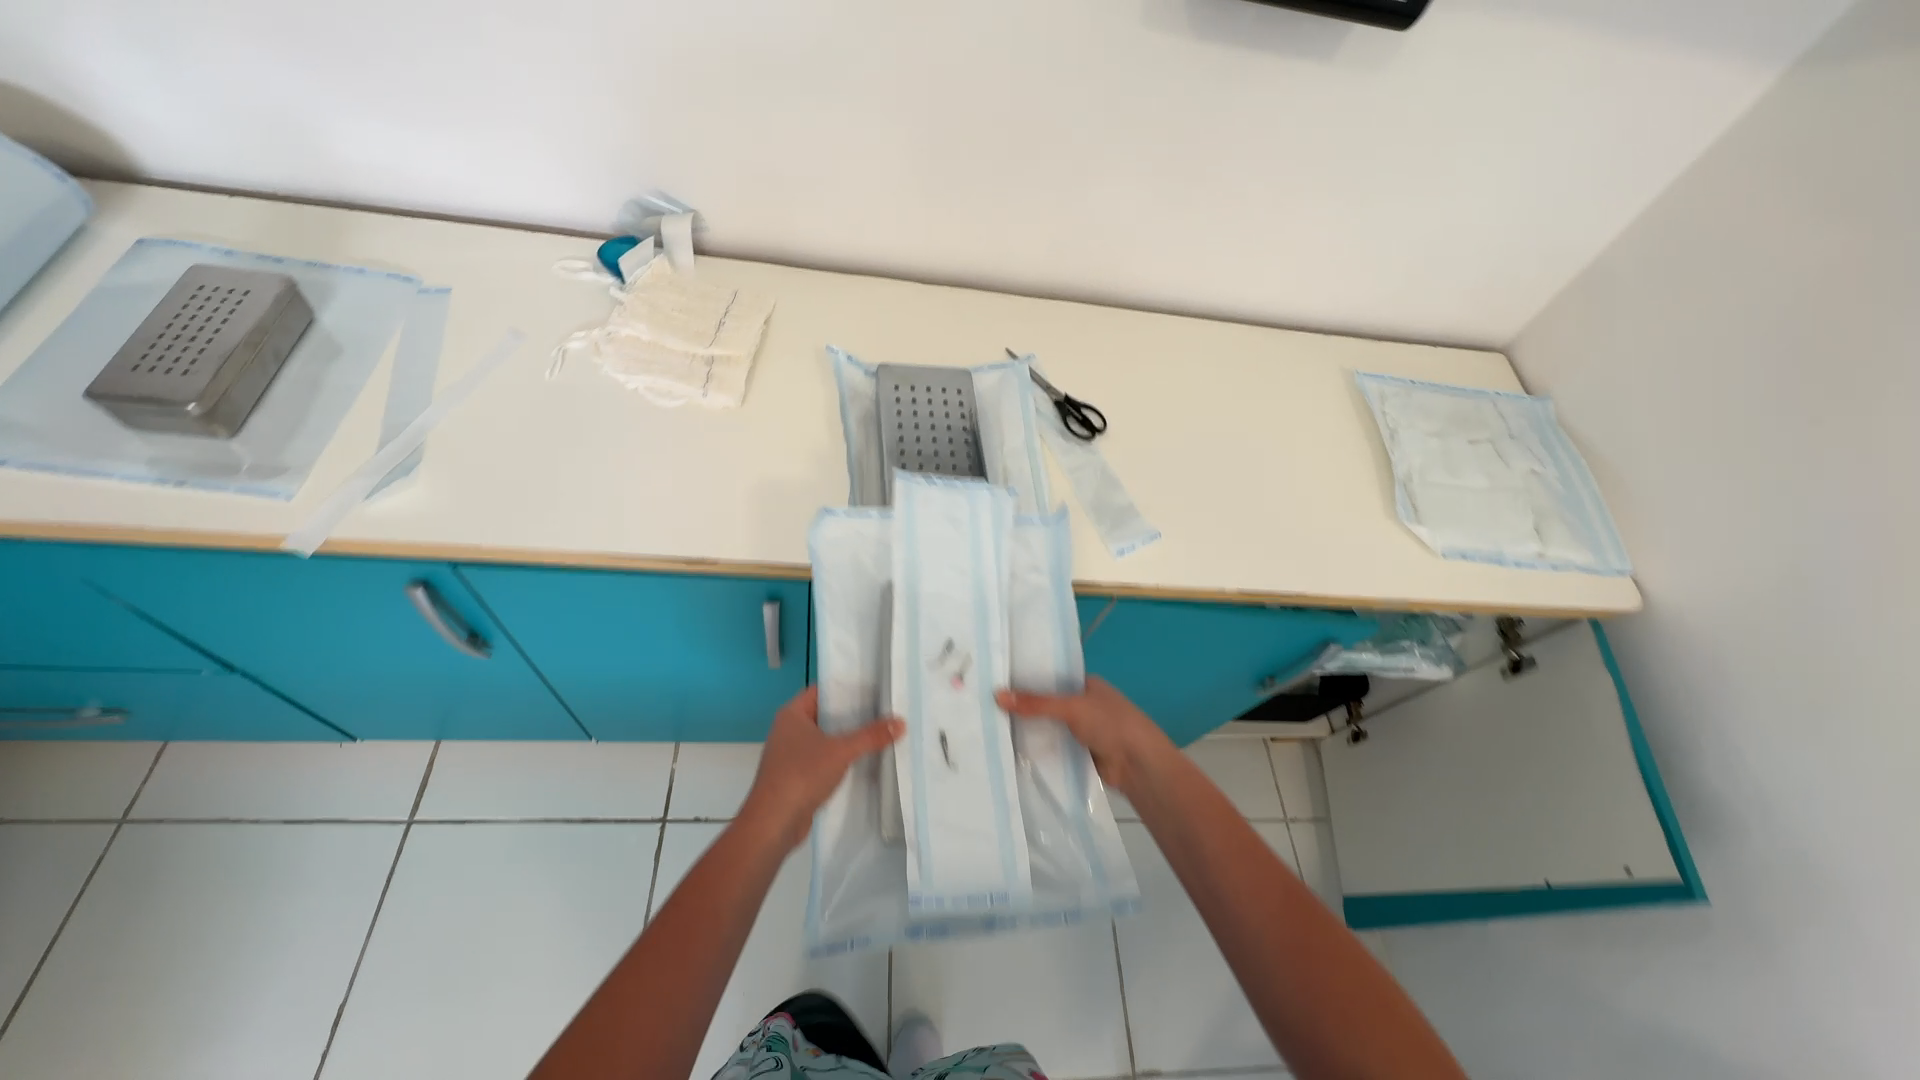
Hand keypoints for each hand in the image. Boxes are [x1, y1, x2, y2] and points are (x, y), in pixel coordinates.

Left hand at [740, 686, 903, 849]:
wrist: (773, 823)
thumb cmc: (801, 775)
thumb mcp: (841, 751)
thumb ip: (871, 736)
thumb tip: (901, 722)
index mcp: (792, 714)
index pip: (822, 690)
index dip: (847, 687)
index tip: (874, 687)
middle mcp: (789, 730)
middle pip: (827, 715)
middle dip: (854, 715)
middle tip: (885, 710)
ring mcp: (792, 754)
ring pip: (827, 739)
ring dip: (849, 739)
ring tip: (881, 733)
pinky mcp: (798, 777)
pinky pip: (825, 760)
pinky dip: (842, 759)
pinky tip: (866, 761)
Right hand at [997, 677, 1176, 797]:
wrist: (1138, 764)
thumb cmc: (1110, 723)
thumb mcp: (1072, 707)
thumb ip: (1035, 703)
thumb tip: (996, 695)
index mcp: (1088, 685)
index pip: (1053, 677)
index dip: (1029, 679)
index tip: (999, 680)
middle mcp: (1085, 705)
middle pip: (1049, 704)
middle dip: (1025, 707)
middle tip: (988, 704)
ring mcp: (1083, 730)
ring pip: (1050, 727)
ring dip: (1031, 729)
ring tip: (992, 725)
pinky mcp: (1080, 753)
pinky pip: (1054, 747)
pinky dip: (1039, 748)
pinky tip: (1012, 748)